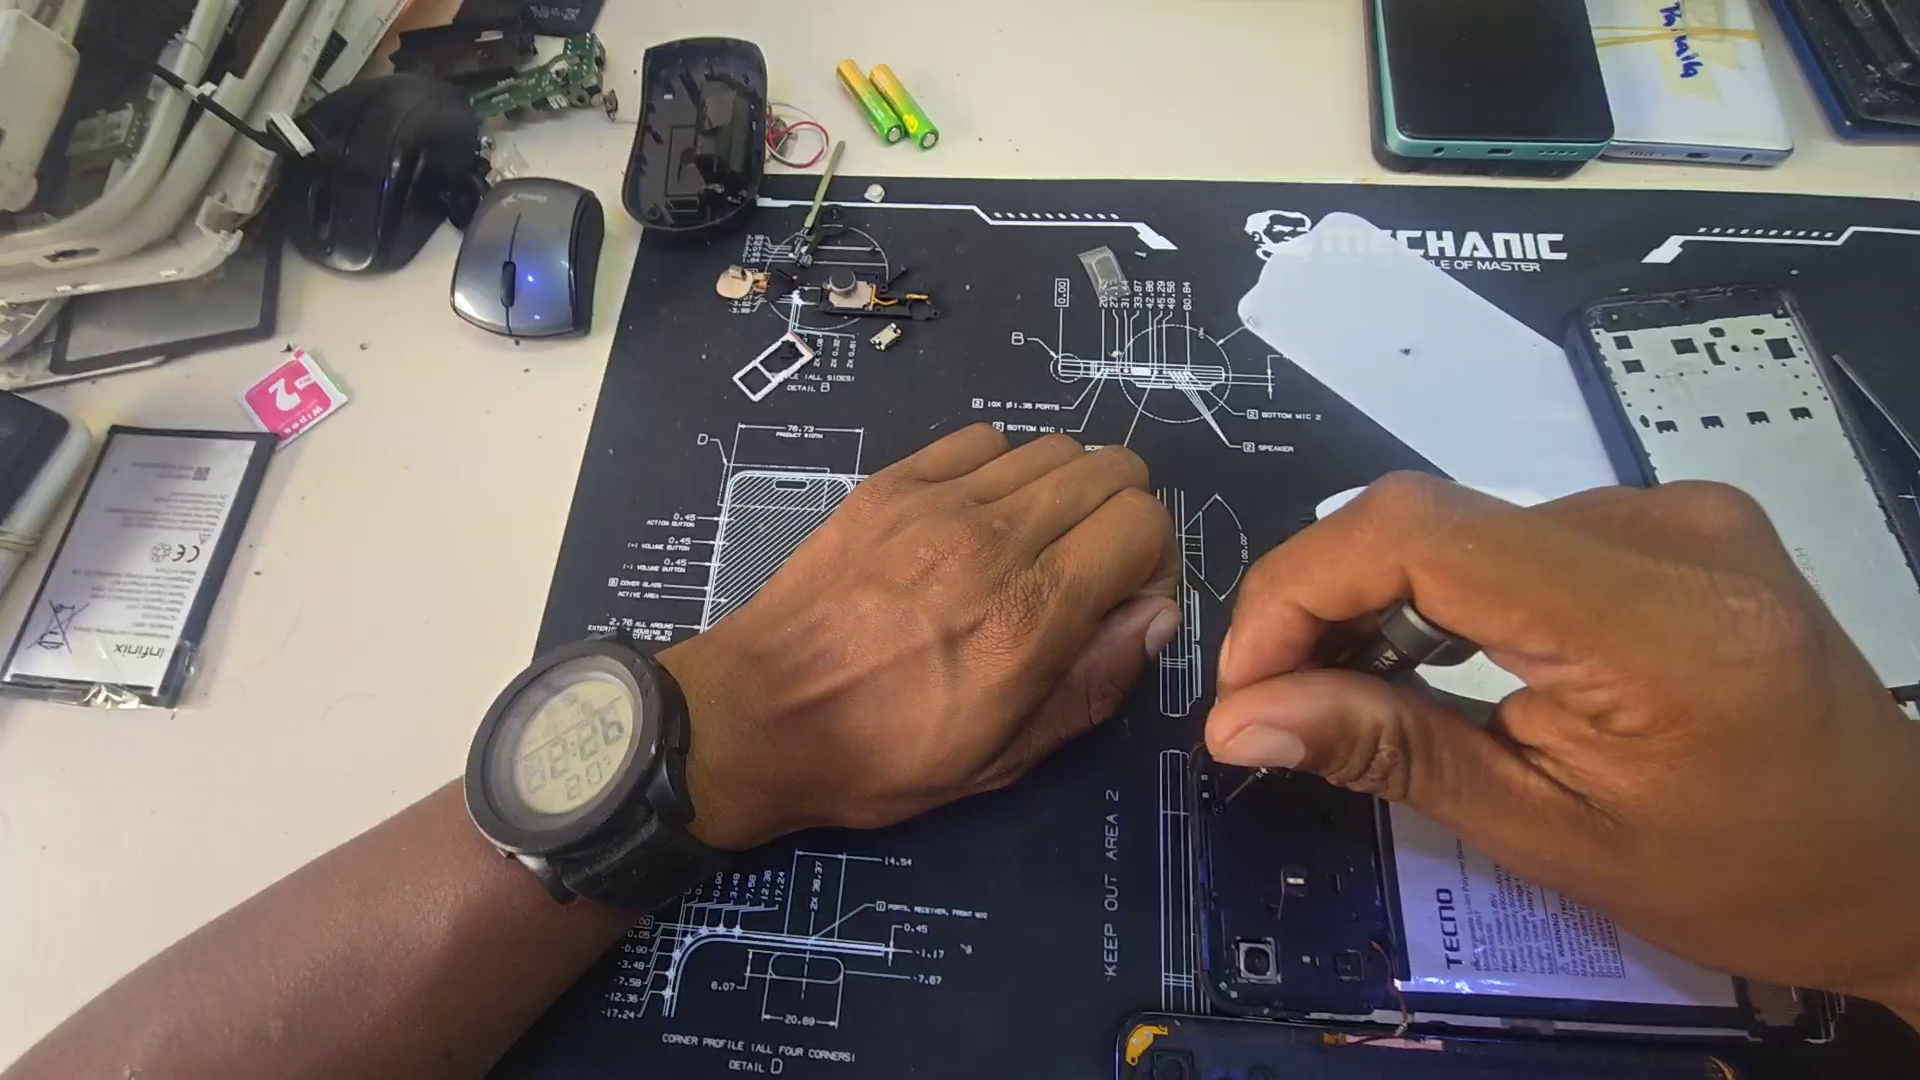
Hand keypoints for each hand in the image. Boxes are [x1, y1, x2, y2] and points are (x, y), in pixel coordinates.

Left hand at [660, 426, 1179, 850]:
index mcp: (1033, 615)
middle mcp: (996, 539)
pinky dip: (1002, 469)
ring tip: (1032, 540)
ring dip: (1066, 490)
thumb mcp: (1007, 756)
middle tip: (1088, 563)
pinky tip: (976, 513)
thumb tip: (1158, 615)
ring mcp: (939, 500)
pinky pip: (981, 440)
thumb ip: (1096, 680)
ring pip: (1052, 448)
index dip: (1153, 557)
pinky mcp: (892, 482)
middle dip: (1122, 513)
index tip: (1125, 594)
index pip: (1144, 523)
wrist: (761, 714)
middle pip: (1109, 469)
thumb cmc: (886, 753)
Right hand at [1209, 473, 1919, 1020]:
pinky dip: (1404, 589)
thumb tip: (1234, 724)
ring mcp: (1652, 510)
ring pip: (1429, 521)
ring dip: (1350, 597)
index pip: (1417, 538)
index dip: (1299, 589)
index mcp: (1660, 627)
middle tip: (1272, 690)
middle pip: (1411, 519)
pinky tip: (1403, 648)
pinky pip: (1471, 531)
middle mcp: (1658, 529)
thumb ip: (1383, 754)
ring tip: (1332, 678)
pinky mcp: (1635, 518)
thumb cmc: (1737, 880)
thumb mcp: (1541, 836)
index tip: (1247, 679)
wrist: (1904, 861)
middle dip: (1308, 600)